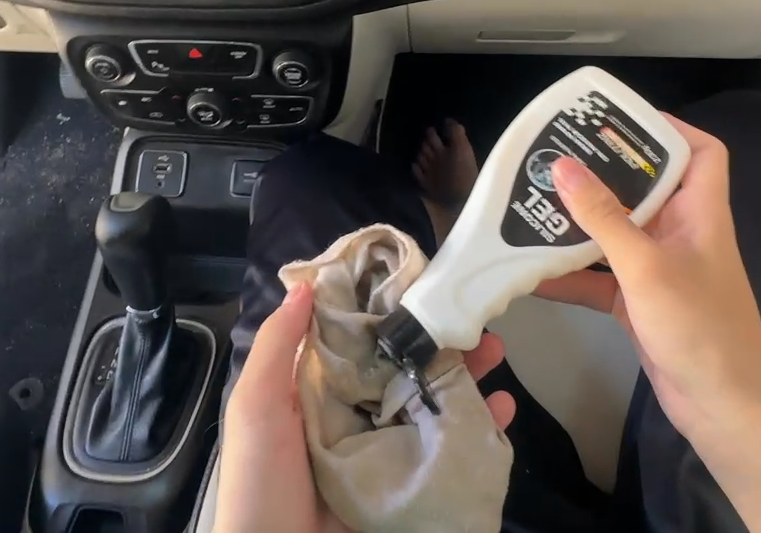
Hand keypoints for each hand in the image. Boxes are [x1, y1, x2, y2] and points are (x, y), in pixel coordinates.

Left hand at [212, 282, 516, 532]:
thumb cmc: (262, 481)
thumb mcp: (257, 408)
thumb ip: (276, 345)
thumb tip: (305, 282)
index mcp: (320, 387)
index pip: (360, 335)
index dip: (389, 306)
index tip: (422, 277)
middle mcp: (357, 409)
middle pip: (405, 362)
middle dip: (440, 337)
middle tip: (473, 314)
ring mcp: (387, 446)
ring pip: (433, 398)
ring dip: (467, 373)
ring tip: (497, 351)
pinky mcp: (410, 482)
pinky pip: (449, 449)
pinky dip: (481, 428)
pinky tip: (504, 408)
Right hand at [534, 114, 760, 438]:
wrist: (726, 412)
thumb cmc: (699, 327)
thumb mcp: (645, 266)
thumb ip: (602, 216)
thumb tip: (562, 166)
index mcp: (699, 212)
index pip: (701, 152)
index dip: (668, 128)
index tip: (619, 120)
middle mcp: (680, 232)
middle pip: (644, 186)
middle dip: (602, 171)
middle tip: (556, 154)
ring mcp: (659, 267)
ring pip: (616, 229)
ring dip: (580, 221)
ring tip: (534, 201)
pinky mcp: (640, 300)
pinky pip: (600, 274)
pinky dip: (571, 273)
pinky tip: (532, 272)